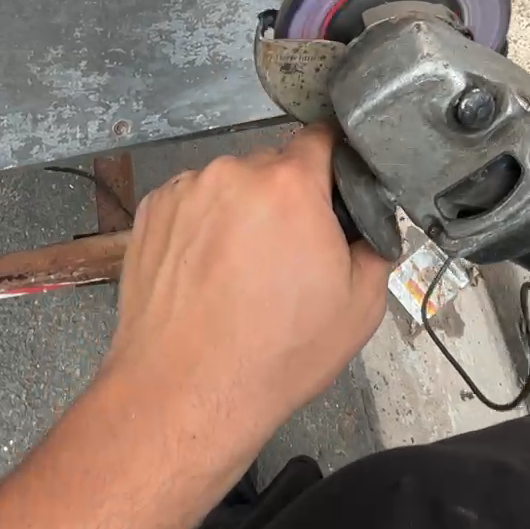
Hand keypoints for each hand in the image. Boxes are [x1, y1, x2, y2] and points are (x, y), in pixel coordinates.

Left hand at [103, 124, 392, 440]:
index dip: (332, 162)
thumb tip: (371, 221)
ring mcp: (187, 187)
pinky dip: (201, 223)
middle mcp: (234, 171)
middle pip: (272, 166)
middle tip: (285, 251)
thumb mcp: (360, 306)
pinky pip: (191, 200)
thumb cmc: (277, 351)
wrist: (185, 390)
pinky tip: (202, 269)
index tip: (332, 191)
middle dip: (284, 197)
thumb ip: (376, 244)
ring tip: (236, 268)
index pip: (321, 138)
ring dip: (239, 209)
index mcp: (290, 184)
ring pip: (229, 184)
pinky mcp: (153, 208)